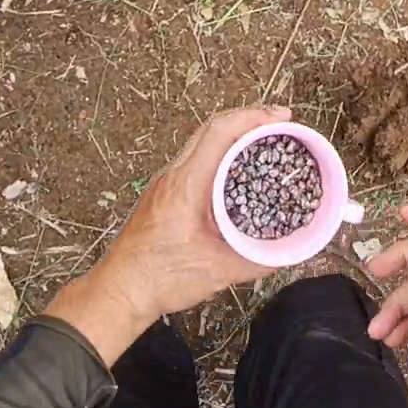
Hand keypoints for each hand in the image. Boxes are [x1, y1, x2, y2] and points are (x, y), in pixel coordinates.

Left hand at [45, 105, 288, 363]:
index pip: (220, 132)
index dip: (252, 117)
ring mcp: (166, 180)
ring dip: (232, 131)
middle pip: (212, 127)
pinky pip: (196, 156)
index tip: (281, 117)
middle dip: (248, 117)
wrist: (118, 291)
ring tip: (262, 137)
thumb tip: (289, 252)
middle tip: (279, 121)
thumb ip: (257, 262)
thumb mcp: (217, 272)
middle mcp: (174, 174)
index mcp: (187, 184)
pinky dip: (220, 149)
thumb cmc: (160, 278)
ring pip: (202, 139)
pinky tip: (235, 164)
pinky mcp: (164, 191)